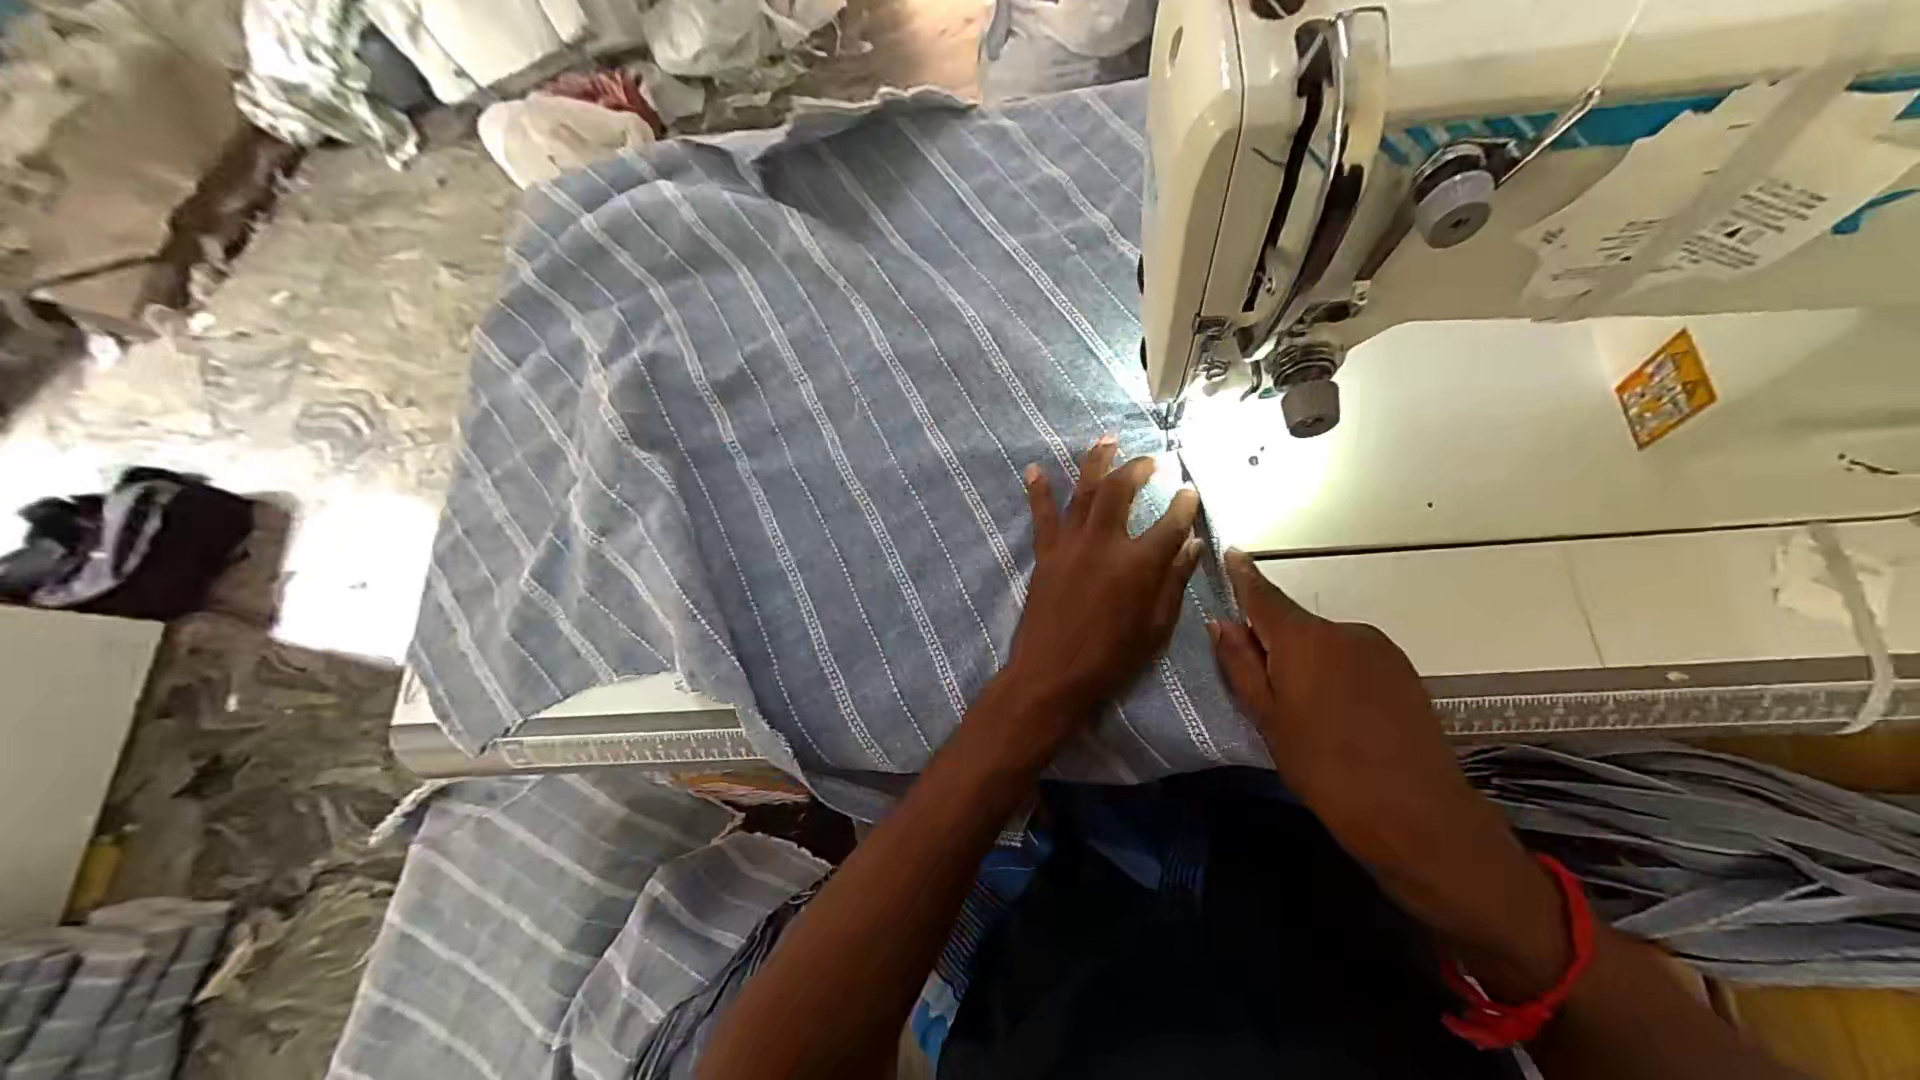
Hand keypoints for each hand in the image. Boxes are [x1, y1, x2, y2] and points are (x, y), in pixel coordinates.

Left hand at [995, 436, 1201, 739]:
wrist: (1051, 674)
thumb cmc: (1111, 659)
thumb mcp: (1156, 627)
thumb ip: (1174, 581)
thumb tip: (1193, 546)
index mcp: (1138, 564)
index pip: (1170, 524)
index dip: (1183, 505)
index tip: (1189, 491)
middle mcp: (1103, 543)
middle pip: (1121, 491)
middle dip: (1137, 468)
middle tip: (1151, 458)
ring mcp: (1070, 545)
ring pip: (1083, 492)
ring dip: (1096, 462)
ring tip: (1107, 439)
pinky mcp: (1045, 554)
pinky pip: (1042, 515)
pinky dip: (1039, 491)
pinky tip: (1035, 468)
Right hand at [1209, 550, 1569, 992]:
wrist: (1414, 810)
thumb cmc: (1322, 764)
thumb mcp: (1266, 717)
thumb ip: (1241, 663)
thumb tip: (1221, 622)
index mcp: (1302, 638)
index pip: (1263, 595)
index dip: (1244, 574)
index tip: (1231, 552)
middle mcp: (1342, 630)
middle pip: (1294, 624)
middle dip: (1274, 640)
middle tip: (1263, 684)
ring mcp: (1378, 648)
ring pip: (1325, 643)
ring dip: (1308, 660)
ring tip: (1306, 708)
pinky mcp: (1402, 669)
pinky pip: (1353, 657)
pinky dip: (1337, 671)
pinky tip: (1340, 712)